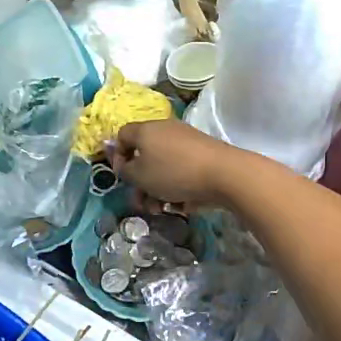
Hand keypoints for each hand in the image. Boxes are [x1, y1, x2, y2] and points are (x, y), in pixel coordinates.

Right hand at [110, 119, 256, 207]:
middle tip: (142, 203)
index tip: (122, 177)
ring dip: (158, 190)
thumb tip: (122, 162)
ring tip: (162, 210)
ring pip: (163, 168)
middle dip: (140, 183)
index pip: (123, 136)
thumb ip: (125, 169)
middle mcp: (166, 130)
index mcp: (147, 129)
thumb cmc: (174, 172)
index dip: (118, 156)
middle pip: (144, 156)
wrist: (223, 173)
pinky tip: (182, 205)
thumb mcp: (140, 176)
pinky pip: (182, 171)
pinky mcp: (203, 155)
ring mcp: (186, 142)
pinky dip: (178, 187)